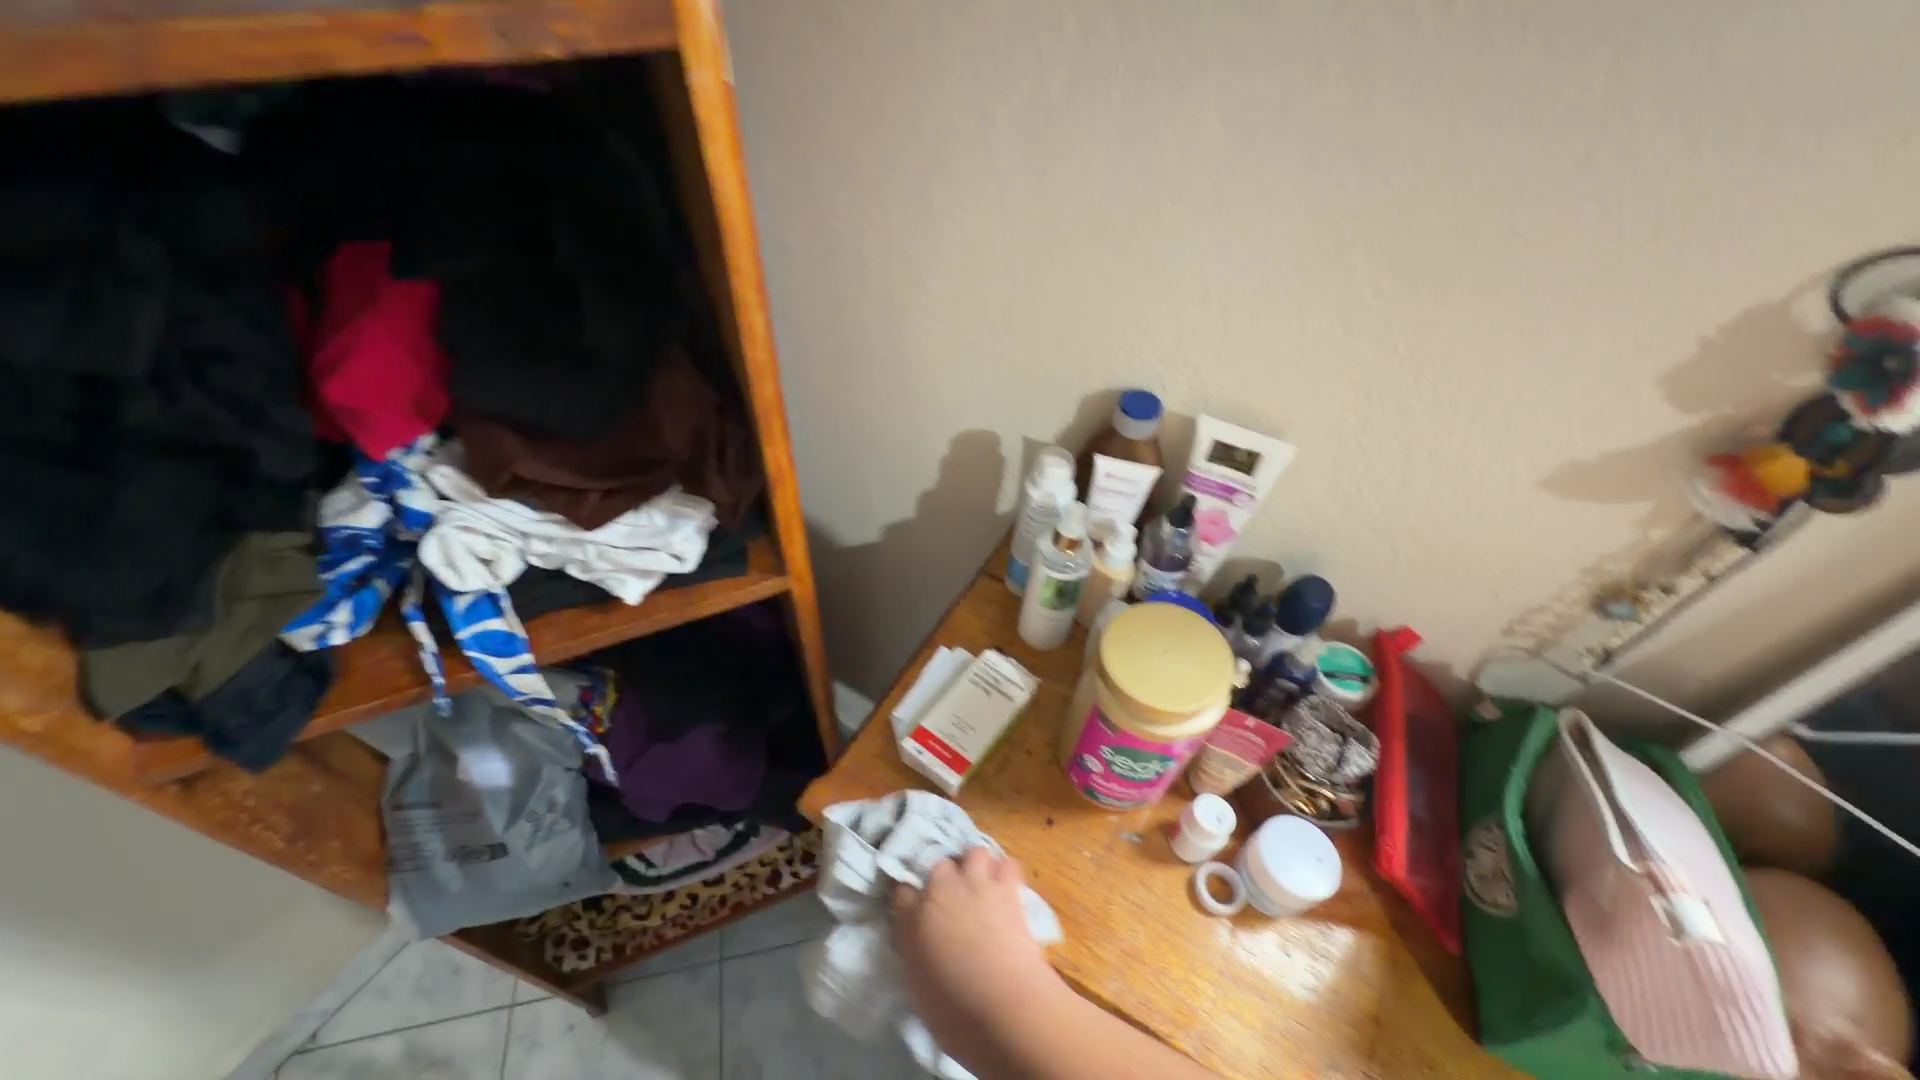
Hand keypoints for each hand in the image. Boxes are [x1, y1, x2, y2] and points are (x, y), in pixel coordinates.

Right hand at [892, 847, 1061, 1054]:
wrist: (1002, 1005)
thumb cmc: (955, 1011)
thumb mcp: (919, 986)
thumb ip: (916, 955)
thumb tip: (923, 947)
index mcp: (911, 920)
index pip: (902, 891)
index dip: (910, 898)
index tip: (916, 908)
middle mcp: (940, 893)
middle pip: (939, 864)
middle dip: (946, 875)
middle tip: (954, 896)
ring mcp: (975, 885)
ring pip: (974, 852)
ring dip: (977, 864)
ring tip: (982, 882)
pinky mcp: (1007, 889)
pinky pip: (1006, 864)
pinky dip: (1006, 871)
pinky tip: (1007, 886)